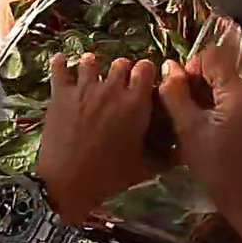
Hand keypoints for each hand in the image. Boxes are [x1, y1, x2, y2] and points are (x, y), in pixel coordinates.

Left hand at [35, 53, 158, 223]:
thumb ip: (165, 156)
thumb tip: (182, 152)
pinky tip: (61, 60)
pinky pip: (59, 69)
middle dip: (122, 69)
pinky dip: (60, 63)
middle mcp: (111, 89)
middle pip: (121, 63)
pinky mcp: (60, 94)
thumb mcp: (144, 168)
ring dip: (93, 64)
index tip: (143, 79)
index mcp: (136, 103)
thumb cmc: (109, 176)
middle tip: (119, 80)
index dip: (145, 72)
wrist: (68, 182)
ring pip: (91, 62)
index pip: (146, 69)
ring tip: (92, 68)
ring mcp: (84, 89)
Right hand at [156, 20, 241, 212]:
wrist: (240, 192)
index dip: (191, 68)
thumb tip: (167, 66)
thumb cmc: (212, 162)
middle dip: (195, 81)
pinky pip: (227, 93)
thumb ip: (174, 93)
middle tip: (180, 105)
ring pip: (221, 80)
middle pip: (218, 68)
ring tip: (189, 114)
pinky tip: (200, 119)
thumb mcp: (187, 126)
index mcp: (240, 94)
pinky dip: (210, 100)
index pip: (213, 57)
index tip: (178, 90)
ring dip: (201, 91)